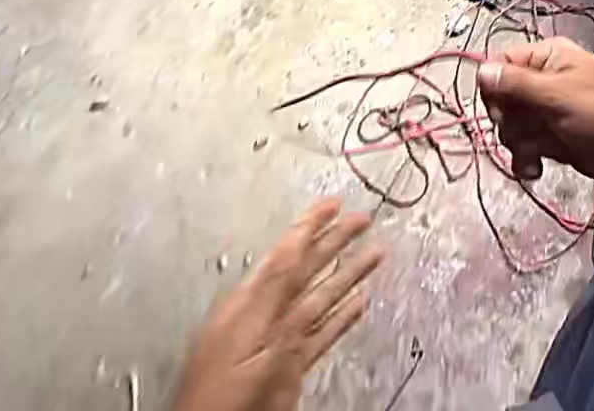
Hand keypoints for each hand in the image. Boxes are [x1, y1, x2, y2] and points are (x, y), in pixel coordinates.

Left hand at [172, 198, 385, 410]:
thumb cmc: (218, 407)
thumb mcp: (256, 364)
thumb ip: (287, 328)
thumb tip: (314, 297)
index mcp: (247, 312)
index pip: (285, 258)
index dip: (310, 226)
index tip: (332, 203)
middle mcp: (262, 320)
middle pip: (304, 270)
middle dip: (334, 241)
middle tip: (360, 219)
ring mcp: (273, 341)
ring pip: (318, 298)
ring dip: (348, 275)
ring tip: (375, 253)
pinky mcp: (284, 364)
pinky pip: (319, 331)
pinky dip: (340, 314)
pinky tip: (359, 302)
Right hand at [477, 38, 593, 181]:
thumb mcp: (558, 95)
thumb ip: (518, 84)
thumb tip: (482, 70)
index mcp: (548, 57)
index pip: (501, 65)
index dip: (496, 90)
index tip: (504, 111)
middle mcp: (544, 79)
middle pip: (501, 100)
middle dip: (511, 123)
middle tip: (531, 131)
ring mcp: (546, 109)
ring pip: (509, 126)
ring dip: (519, 145)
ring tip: (539, 152)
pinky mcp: (549, 135)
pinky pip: (522, 146)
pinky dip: (526, 159)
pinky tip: (536, 168)